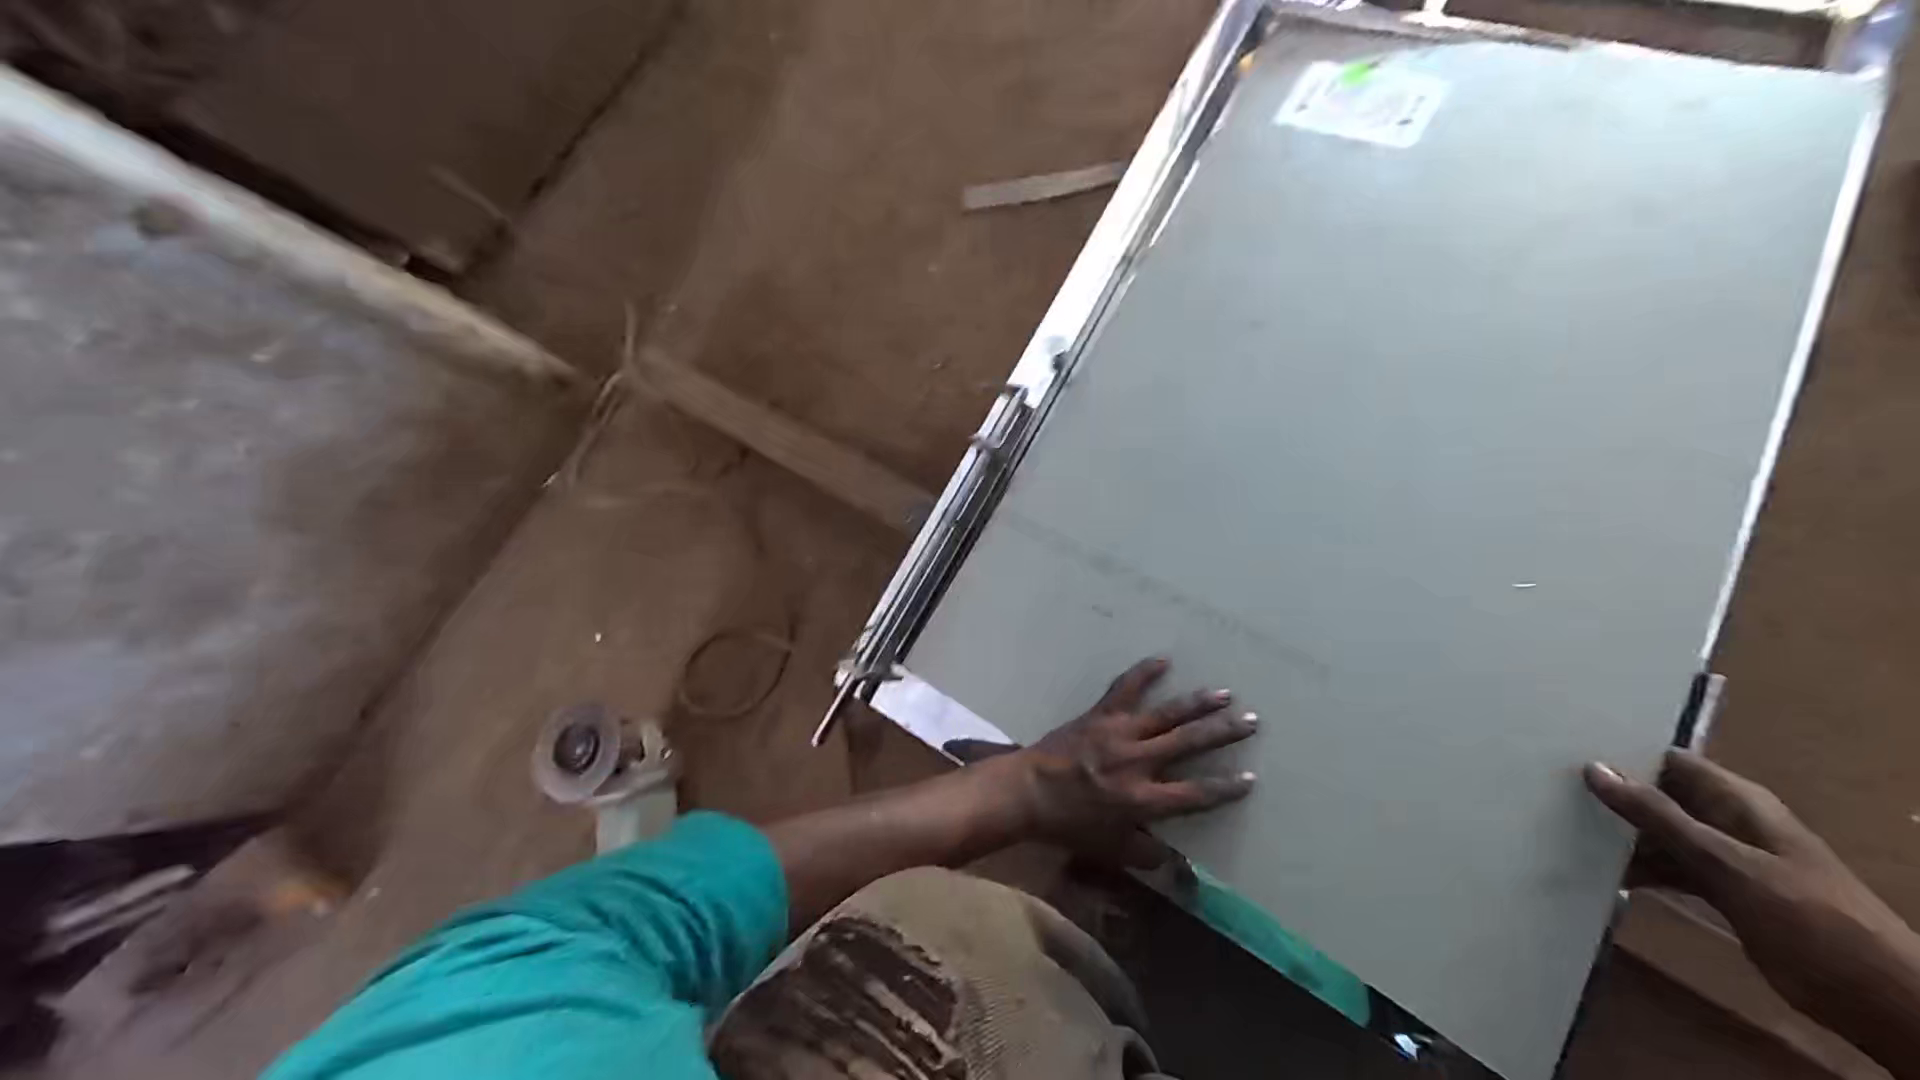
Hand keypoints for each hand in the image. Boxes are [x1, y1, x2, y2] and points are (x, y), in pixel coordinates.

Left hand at [1009, 657, 1258, 868]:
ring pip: (1165, 714)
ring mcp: (1117, 734)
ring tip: (1224, 693)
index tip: (1251, 779)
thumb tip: (1178, 862)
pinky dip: (1143, 673)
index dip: (1225, 788)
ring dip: (1197, 703)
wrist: (1025, 792)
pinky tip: (1162, 660)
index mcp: (1142, 799)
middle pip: (1189, 743)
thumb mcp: (1109, 848)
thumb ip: (1146, 854)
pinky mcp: (1099, 715)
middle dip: (1223, 733)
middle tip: (1252, 721)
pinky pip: (1124, 689)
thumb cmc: (1067, 824)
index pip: (1195, 794)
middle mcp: (1136, 762)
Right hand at [1586, 750, 1919, 1075]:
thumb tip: (1593, 767)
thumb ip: (1658, 816)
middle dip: (1609, 792)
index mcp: (1738, 802)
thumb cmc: (1810, 919)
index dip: (1620, 751)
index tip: (1563, 748)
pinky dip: (1634, 867)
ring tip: (1558, 825)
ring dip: (1617, 833)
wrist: (1879, 1000)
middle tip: (1545, 785)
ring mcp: (1724, 857)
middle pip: (1657, 795)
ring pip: (1656, 832)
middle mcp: (1727, 821)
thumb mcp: (1728, 863)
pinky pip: (1665, 865)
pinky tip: (1597, 871)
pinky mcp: (1720, 889)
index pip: (1668, 760)